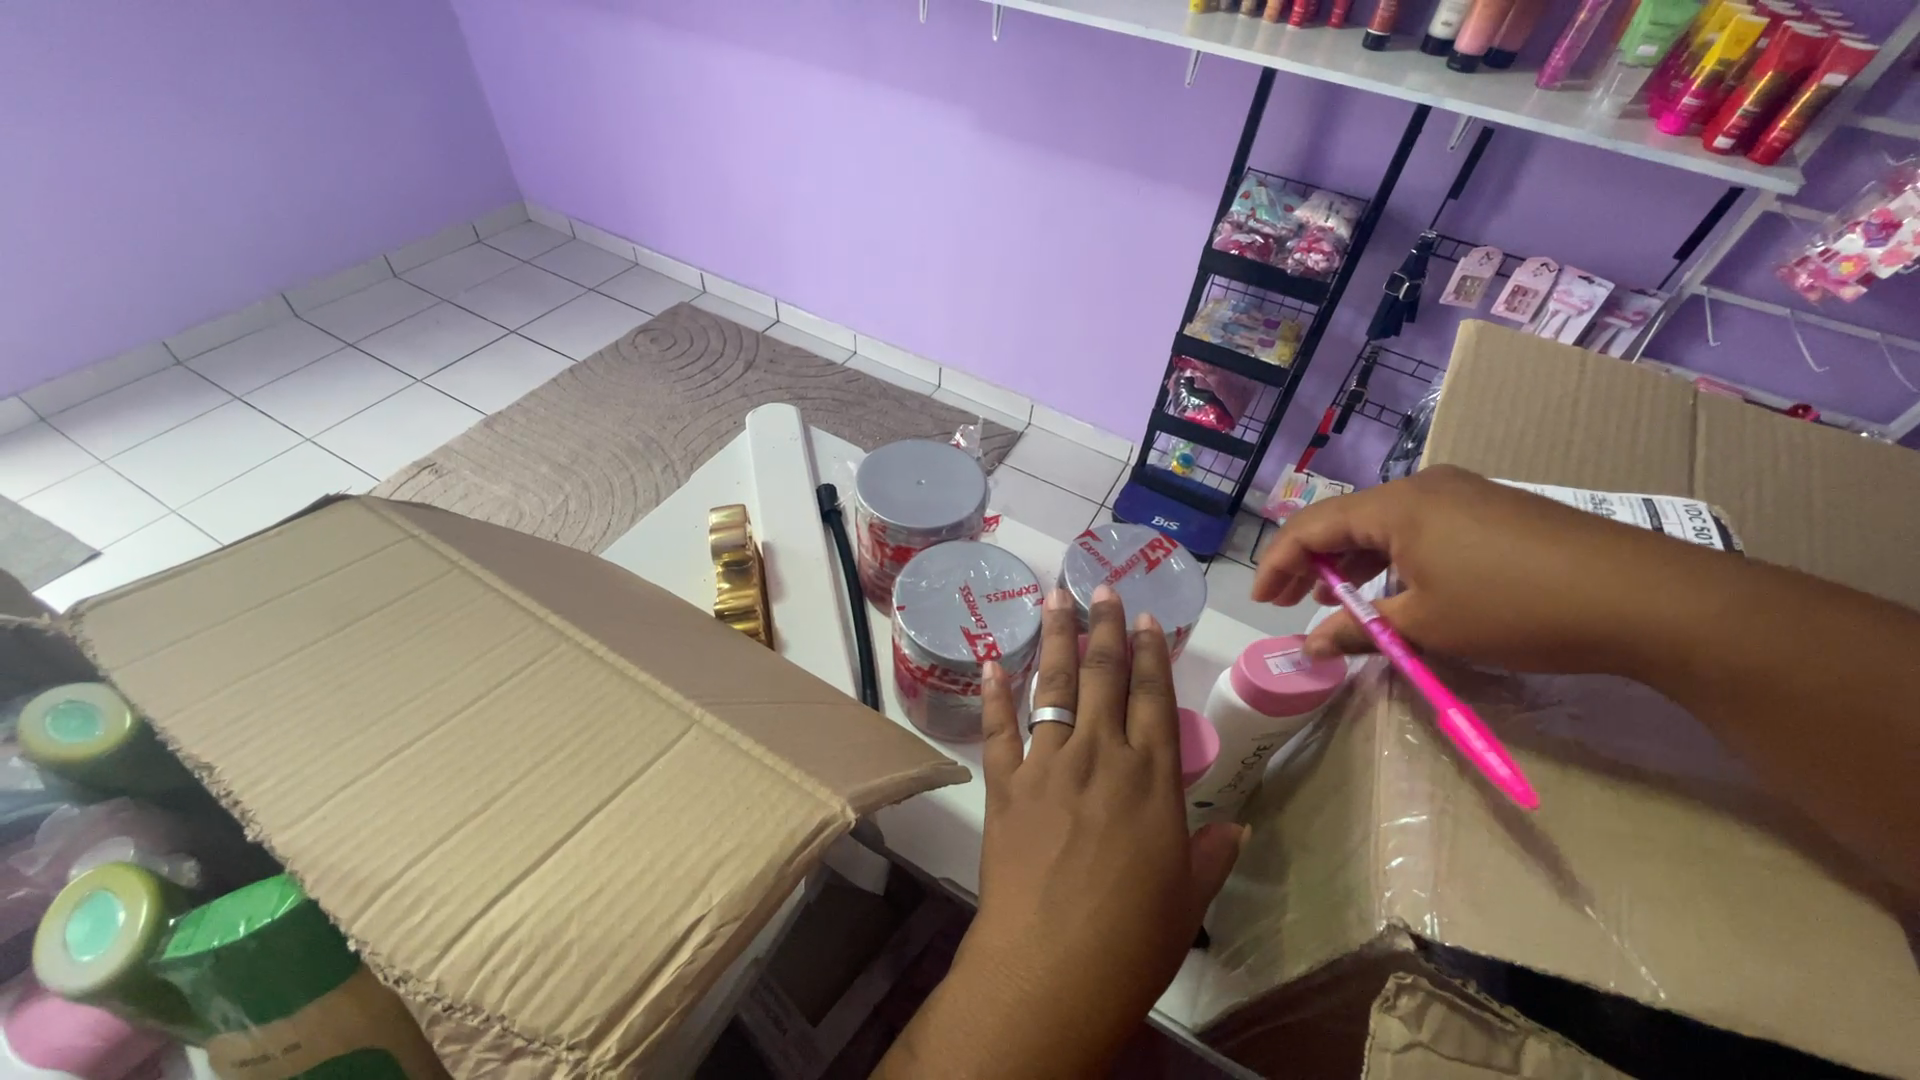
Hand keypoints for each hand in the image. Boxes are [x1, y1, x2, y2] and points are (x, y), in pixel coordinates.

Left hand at [878, 584, 1243, 1078]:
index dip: (1151, 652)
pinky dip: (993, 693)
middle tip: (1100, 586)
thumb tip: (1234, 826)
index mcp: (1153, 778)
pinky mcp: (1004, 786)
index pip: (1154, 696)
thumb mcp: (1187, 898)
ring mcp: (1048, 766)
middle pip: (1103, 676)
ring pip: (1052, 688)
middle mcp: (1101, 756)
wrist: (1053, 967)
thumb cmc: (1133, 939)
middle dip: (1104, 627)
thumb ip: (1209, 853)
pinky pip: (999, 729)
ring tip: (1055, 598)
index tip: (1146, 617)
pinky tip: (991, 661)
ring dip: (1054, 639)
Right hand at [1252, 465, 1685, 675]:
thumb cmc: (1514, 608)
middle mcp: (1423, 487)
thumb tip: (1310, 646)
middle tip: (1288, 603)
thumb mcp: (1425, 626)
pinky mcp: (1493, 511)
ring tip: (1335, 601)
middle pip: (1344, 520)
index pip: (1311, 526)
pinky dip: (1391, 560)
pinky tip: (1395, 591)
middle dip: (1310, 563)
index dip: (1278, 563)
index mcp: (1396, 505)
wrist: (1643, 597)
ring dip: (1351, 563)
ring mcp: (1463, 495)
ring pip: (1383, 526)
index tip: (1261, 602)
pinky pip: (1419, 530)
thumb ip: (1357, 630)